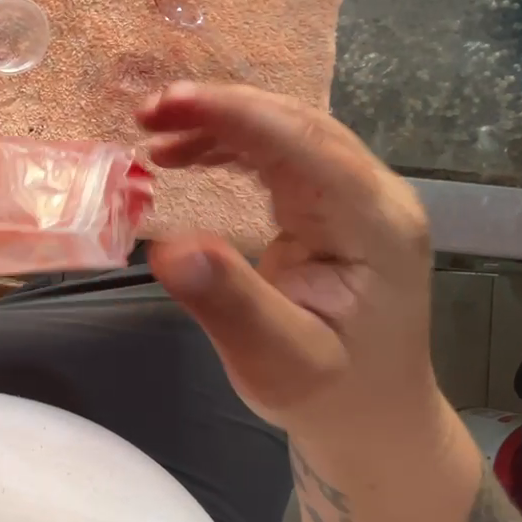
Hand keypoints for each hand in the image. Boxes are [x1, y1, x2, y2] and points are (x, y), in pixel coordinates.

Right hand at [138, 83, 439, 439]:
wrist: (372, 416)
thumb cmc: (329, 394)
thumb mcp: (276, 361)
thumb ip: (229, 303)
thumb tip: (169, 247)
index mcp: (371, 228)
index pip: (305, 146)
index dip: (235, 116)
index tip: (168, 104)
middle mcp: (374, 199)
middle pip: (300, 125)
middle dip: (221, 107)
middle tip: (147, 111)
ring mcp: (358, 200)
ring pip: (289, 133)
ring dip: (221, 122)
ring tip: (154, 133)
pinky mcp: (334, 208)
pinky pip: (282, 155)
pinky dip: (230, 145)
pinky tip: (188, 154)